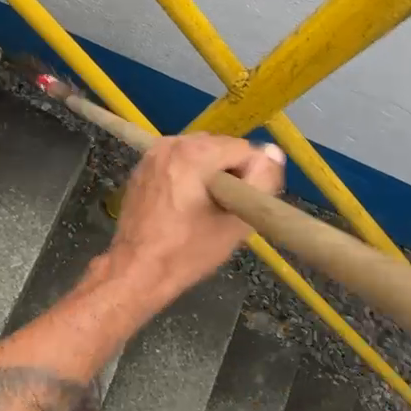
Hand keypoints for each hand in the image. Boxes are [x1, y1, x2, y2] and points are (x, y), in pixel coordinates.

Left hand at [106, 134, 285, 301]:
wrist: (137, 268)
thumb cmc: (188, 250)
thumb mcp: (236, 222)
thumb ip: (261, 183)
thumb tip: (273, 154)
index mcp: (193, 153)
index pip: (245, 150)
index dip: (253, 177)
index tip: (244, 204)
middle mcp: (170, 143)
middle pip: (220, 147)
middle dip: (231, 172)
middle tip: (228, 208)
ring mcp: (152, 153)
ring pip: (199, 152)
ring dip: (211, 173)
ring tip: (209, 207)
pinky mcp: (143, 167)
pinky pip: (178, 160)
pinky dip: (189, 174)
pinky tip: (186, 204)